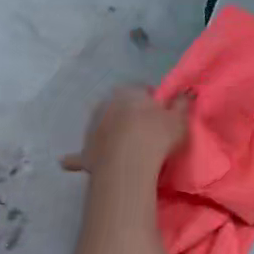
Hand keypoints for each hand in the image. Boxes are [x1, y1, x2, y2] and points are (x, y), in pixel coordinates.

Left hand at [61, 88, 190, 176]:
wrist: (129, 163)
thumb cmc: (158, 136)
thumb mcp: (179, 118)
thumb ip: (183, 103)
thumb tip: (187, 91)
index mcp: (129, 93)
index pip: (142, 89)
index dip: (154, 100)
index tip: (164, 112)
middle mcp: (106, 105)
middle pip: (120, 106)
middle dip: (130, 114)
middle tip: (147, 129)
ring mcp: (92, 127)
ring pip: (102, 125)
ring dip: (111, 131)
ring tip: (126, 145)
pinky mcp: (85, 150)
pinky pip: (80, 153)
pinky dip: (75, 157)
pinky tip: (67, 162)